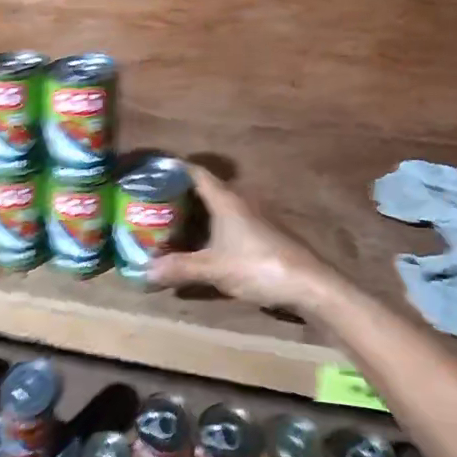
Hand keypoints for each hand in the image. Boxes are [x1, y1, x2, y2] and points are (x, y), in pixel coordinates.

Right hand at [147, 166, 344, 311]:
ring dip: (195, 216)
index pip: (196, 173)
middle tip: (151, 204)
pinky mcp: (263, 238)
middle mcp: (240, 203)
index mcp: (226, 200)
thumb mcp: (213, 268)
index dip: (174, 169)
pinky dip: (210, 231)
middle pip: (205, 191)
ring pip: (218, 210)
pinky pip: (228, 226)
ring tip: (169, 225)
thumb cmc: (258, 266)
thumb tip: (145, 272)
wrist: (311, 286)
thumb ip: (179, 268)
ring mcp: (254, 220)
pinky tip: (200, 247)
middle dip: (179, 196)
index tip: (152, 173)